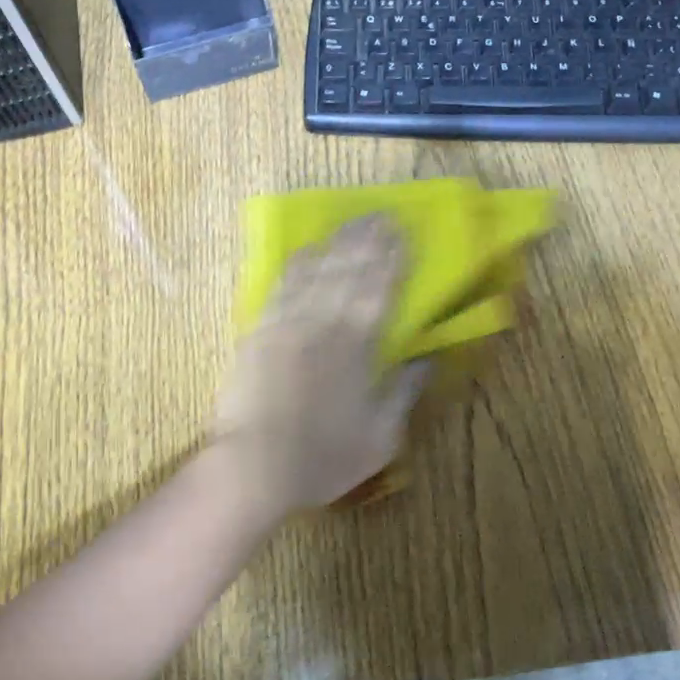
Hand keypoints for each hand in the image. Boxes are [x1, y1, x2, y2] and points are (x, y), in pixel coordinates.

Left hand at [212, 216, 430, 513]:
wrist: (252, 465)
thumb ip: (403, 393)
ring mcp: (288, 322)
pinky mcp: (260, 329)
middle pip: (349, 270)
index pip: (379, 289)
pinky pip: (283, 285)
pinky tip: (307, 250)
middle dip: (367, 240)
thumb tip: (427, 359)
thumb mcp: (379, 436)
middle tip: (381, 214)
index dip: (391, 258)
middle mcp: (323, 322)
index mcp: (357, 345)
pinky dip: (298, 264)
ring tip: (352, 222)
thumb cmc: (323, 457)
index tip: (401, 232)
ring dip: (337, 243)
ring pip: (317, 270)